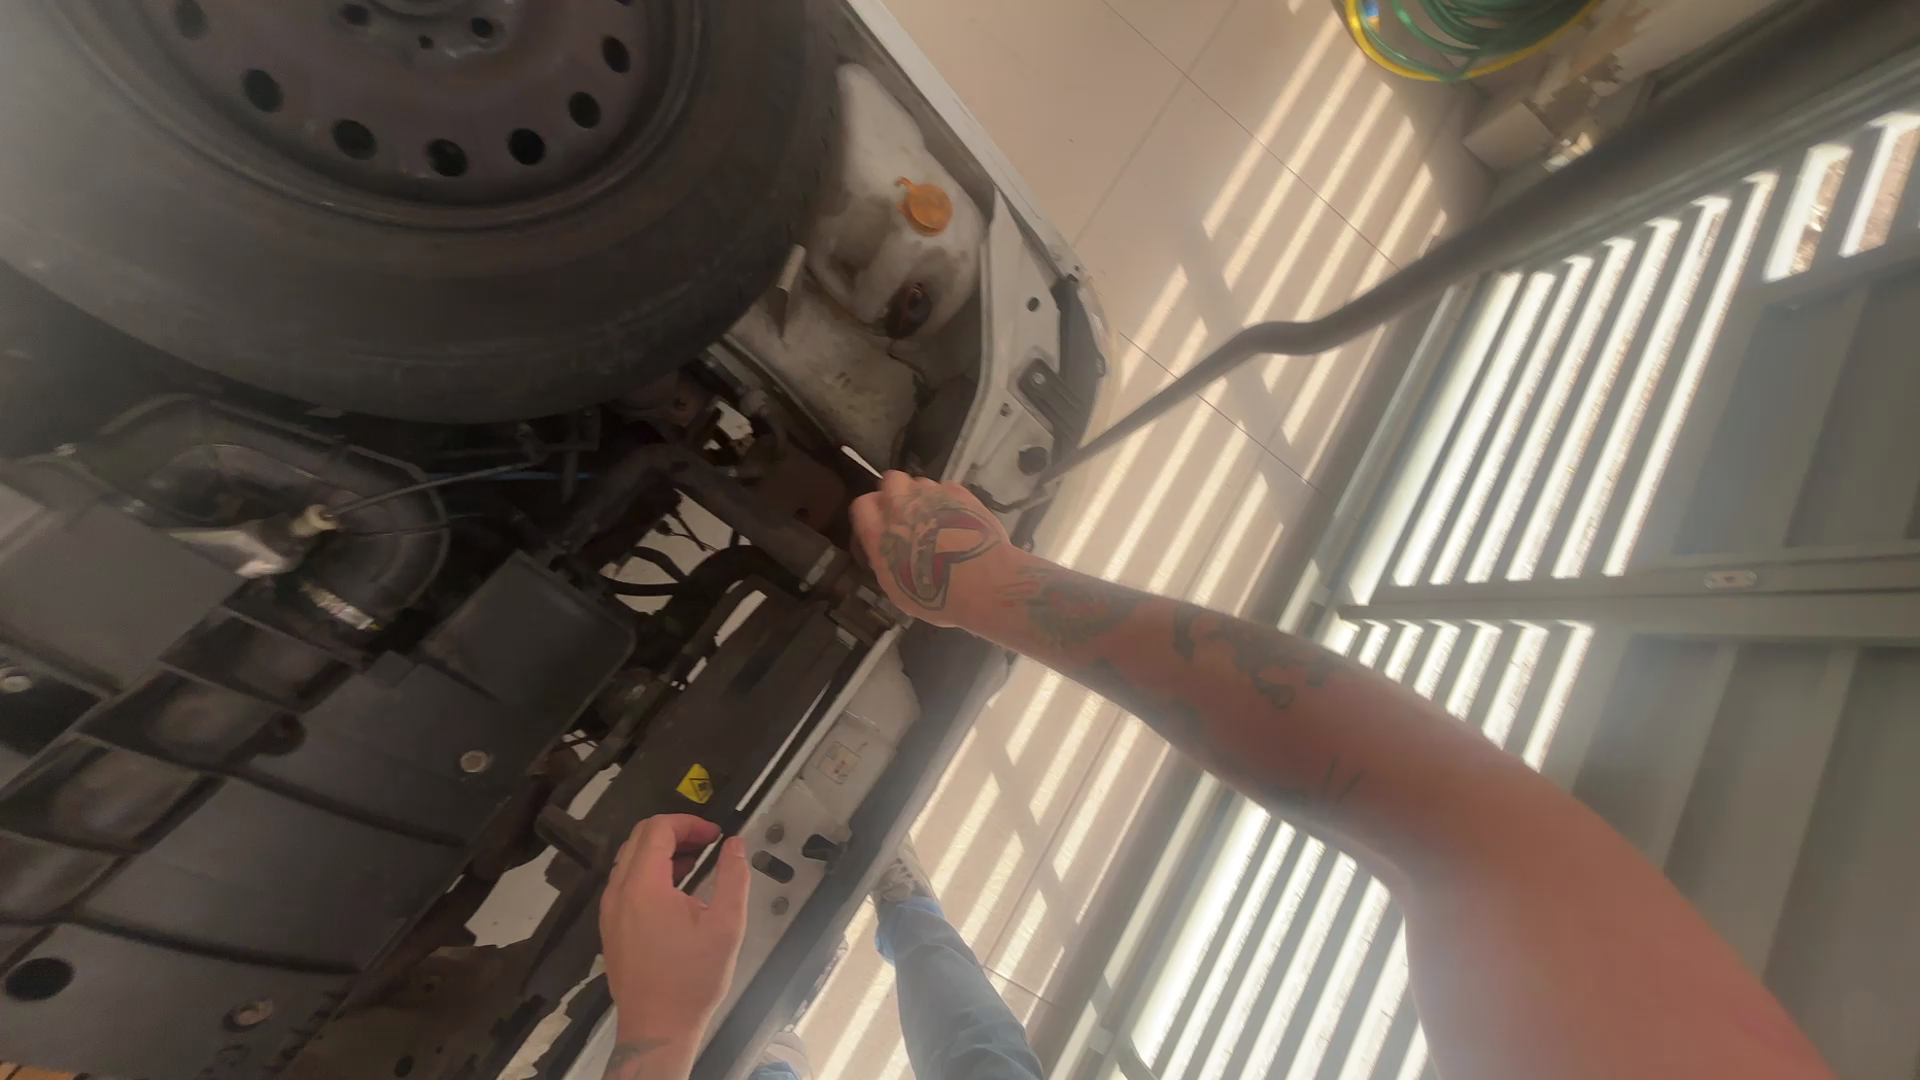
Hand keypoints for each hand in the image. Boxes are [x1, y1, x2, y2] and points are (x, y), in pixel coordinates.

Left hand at [599, 815, 748, 1066]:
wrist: (657, 1029)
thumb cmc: (693, 978)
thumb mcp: (727, 924)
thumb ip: (733, 876)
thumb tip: (734, 843)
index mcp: (643, 887)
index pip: (658, 829)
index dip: (689, 823)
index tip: (716, 836)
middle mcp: (618, 893)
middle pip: (640, 837)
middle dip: (677, 831)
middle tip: (708, 843)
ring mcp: (610, 911)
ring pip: (630, 857)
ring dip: (663, 849)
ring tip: (697, 862)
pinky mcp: (611, 926)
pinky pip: (626, 880)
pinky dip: (651, 869)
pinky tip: (678, 887)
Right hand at [850, 471, 1020, 627]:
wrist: (983, 583)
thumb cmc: (937, 596)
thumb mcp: (897, 589)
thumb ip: (885, 558)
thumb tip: (886, 547)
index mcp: (879, 533)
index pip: (861, 505)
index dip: (872, 512)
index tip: (881, 522)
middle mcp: (901, 507)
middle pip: (890, 481)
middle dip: (897, 493)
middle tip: (909, 514)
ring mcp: (931, 495)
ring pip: (920, 482)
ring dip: (923, 495)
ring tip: (936, 516)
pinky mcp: (959, 492)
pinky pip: (946, 487)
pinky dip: (948, 498)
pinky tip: (957, 516)